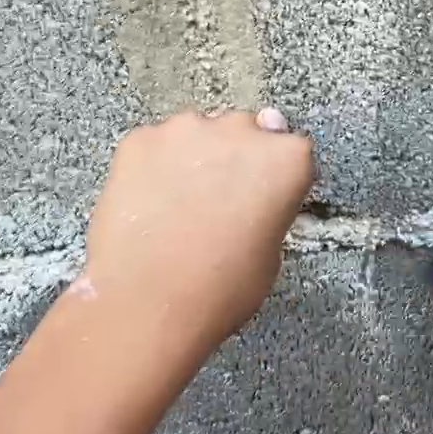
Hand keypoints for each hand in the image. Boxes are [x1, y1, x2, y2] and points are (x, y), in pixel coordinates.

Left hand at [83, 108, 313, 347]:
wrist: (148, 303)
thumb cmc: (221, 287)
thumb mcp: (271, 249)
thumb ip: (270, 203)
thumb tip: (253, 191)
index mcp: (286, 158)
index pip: (291, 148)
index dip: (275, 175)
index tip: (262, 196)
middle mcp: (241, 130)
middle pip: (244, 130)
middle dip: (236, 156)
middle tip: (219, 201)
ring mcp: (187, 130)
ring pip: (197, 132)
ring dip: (195, 156)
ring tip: (179, 205)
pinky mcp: (141, 139)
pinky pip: (155, 144)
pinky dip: (154, 165)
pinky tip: (149, 204)